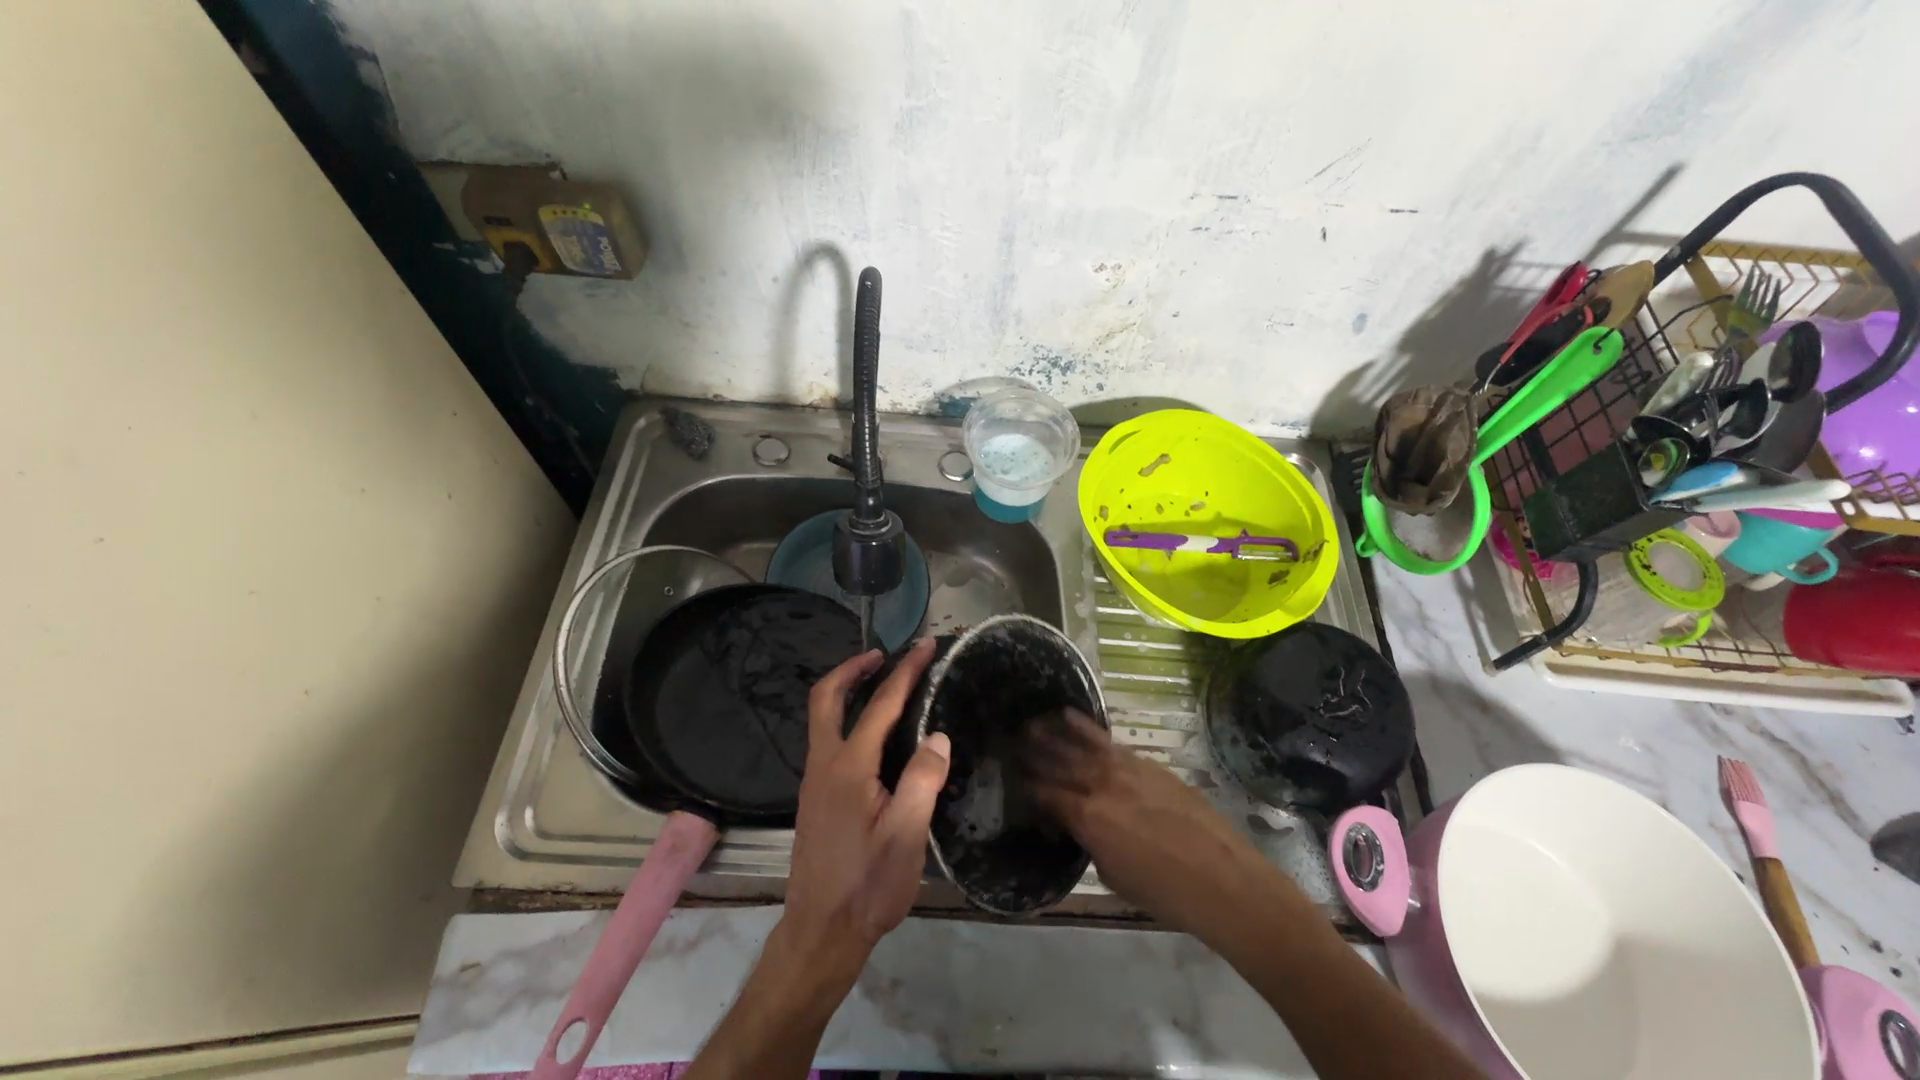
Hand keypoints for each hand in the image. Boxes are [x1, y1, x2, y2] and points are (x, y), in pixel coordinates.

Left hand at [782, 638, 949, 963]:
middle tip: (884, 655)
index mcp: (848, 768)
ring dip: (849, 692)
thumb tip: (937, 737)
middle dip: (854, 668)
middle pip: (827, 698)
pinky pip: (829, 741)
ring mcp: (814, 783)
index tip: (925, 646)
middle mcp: (824, 765)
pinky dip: (848, 719)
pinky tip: (875, 737)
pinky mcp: (816, 800)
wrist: (821, 930)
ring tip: (883, 685)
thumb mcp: (906, 835)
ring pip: (824, 720)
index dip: (905, 672)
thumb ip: (922, 780)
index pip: (880, 705)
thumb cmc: (867, 885)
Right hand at [1027, 708, 1271, 935]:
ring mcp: (1127, 771)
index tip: (1013, 783)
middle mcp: (1101, 788)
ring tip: (1033, 723)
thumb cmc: (1165, 892)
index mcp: (1087, 819)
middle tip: (1012, 742)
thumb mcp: (1114, 876)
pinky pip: (1111, 743)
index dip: (1028, 790)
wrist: (1222, 879)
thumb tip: (1084, 830)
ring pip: (1083, 748)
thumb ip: (1092, 845)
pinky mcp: (1149, 766)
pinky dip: (1089, 729)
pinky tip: (1073, 718)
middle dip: (1034, 754)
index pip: (1047, 797)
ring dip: (1055, 735)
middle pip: (1060, 766)